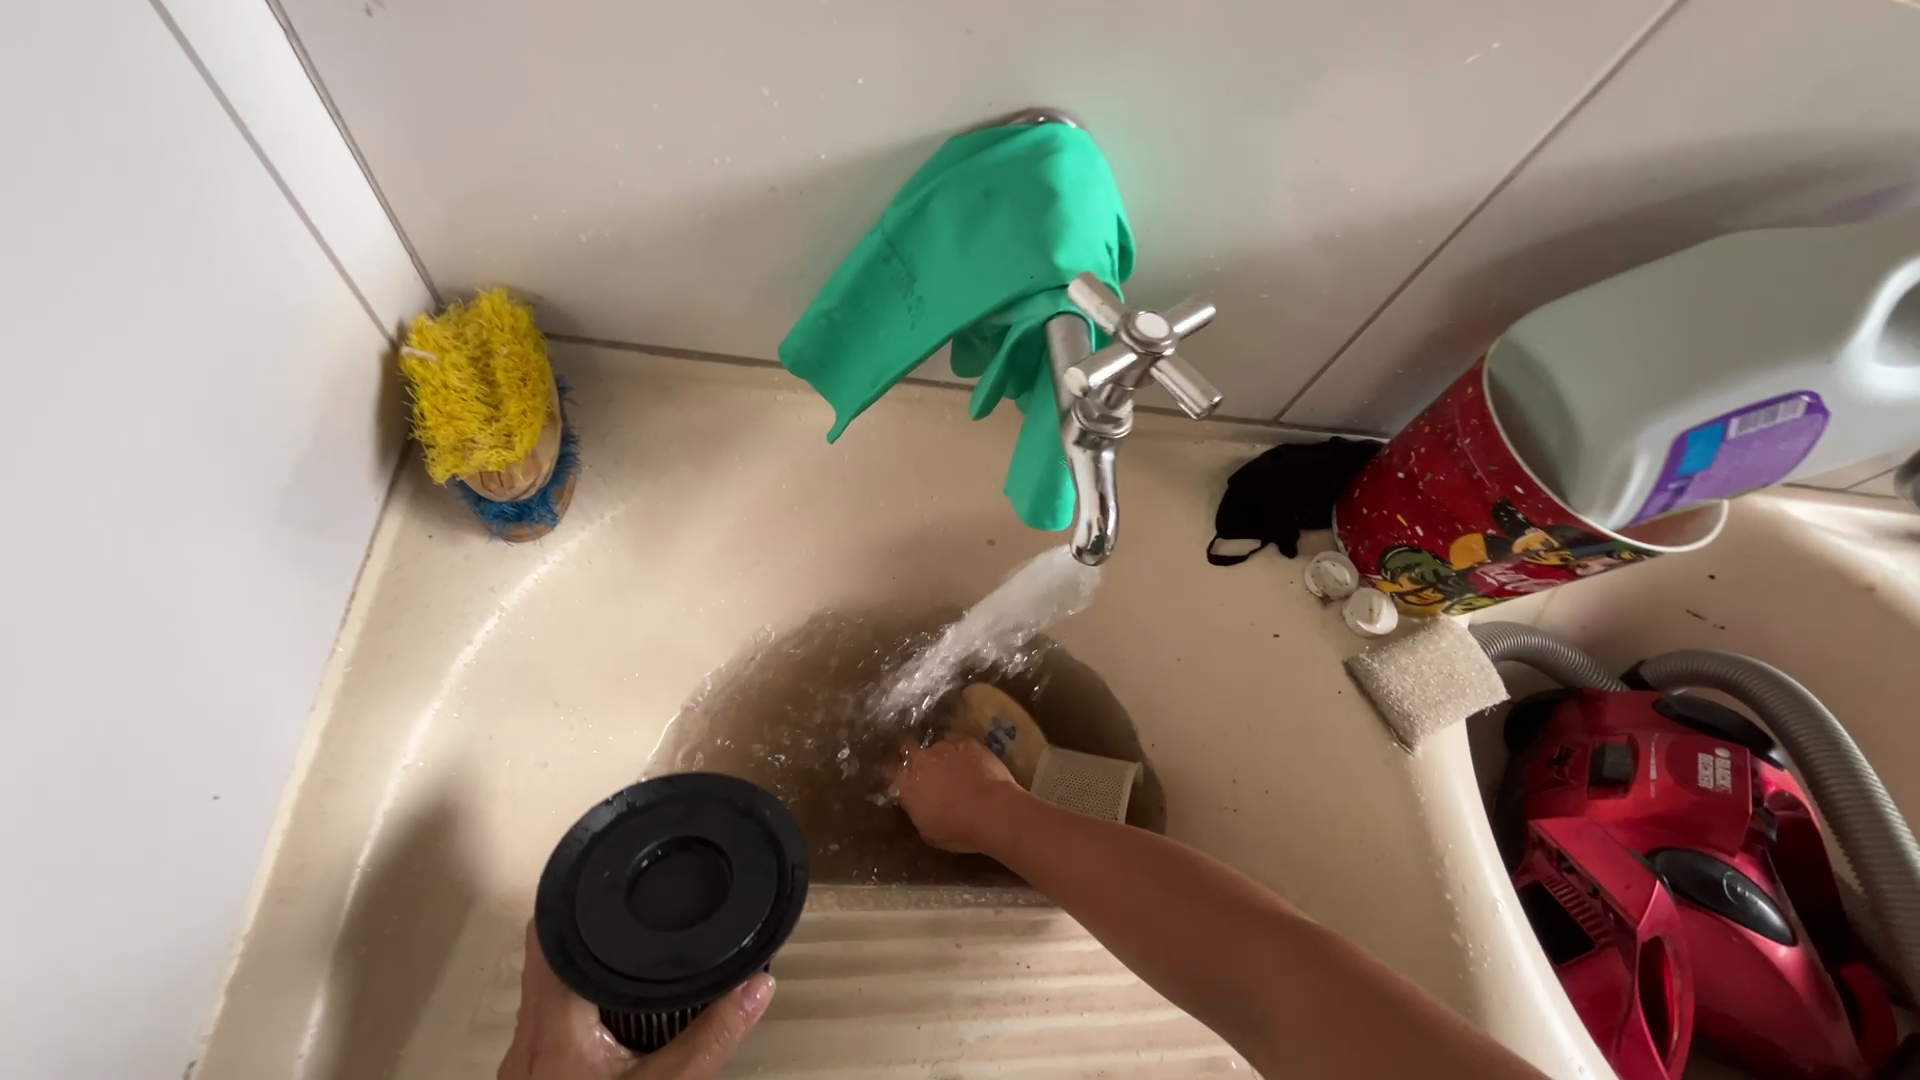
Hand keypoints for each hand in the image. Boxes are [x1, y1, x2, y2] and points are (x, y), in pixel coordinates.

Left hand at [498, 922, 773, 1079]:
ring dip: (586, 967)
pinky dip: (584, 1002)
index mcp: (554, 1022)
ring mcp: (525, 1061)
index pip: (546, 934)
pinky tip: (618, 1009)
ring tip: (635, 946)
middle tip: (637, 902)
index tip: (612, 872)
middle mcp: (529, 1035)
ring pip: (549, 991)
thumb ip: (712, 1038)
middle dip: (590, 927)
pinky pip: (554, 1021)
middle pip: (547, 956)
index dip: (573, 897)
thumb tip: (761, 983)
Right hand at [893, 735, 1027, 853]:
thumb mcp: (928, 831)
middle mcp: (919, 761)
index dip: (906, 779)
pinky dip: (962, 749)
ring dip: (943, 756)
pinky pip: (957, 740)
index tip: (914, 785)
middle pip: (910, 752)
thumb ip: (917, 809)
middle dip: (918, 759)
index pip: (895, 775)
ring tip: (958, 768)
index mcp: (905, 785)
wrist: (991, 811)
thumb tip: (919, 801)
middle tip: (932, 773)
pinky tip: (972, 760)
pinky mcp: (964, 740)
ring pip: (937, 746)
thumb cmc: (958, 830)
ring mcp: (942, 747)